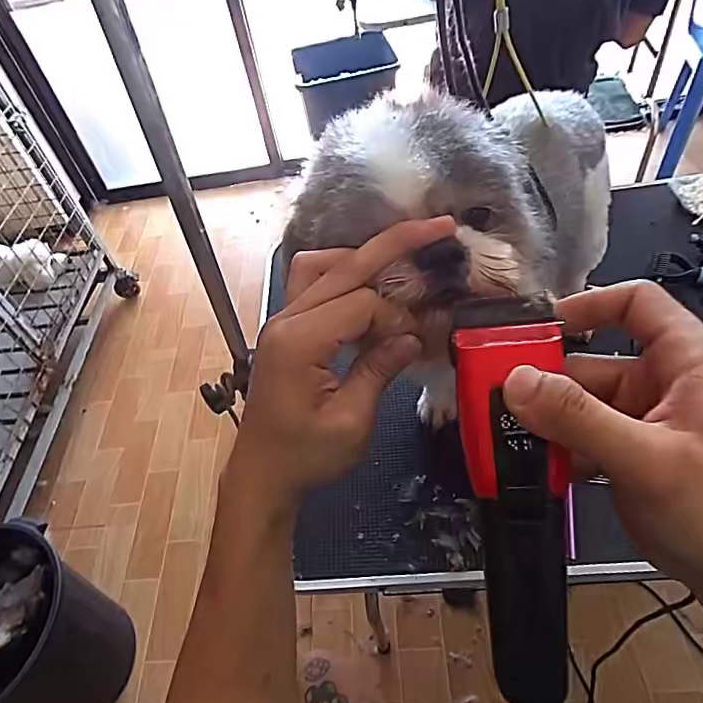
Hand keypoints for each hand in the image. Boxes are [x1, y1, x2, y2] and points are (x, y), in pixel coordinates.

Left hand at [233, 217, 455, 501]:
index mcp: (300, 341)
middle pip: (344, 265)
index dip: (396, 317)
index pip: (361, 302)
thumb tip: (411, 336)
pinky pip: (314, 285)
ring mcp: (282, 321)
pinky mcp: (286, 330)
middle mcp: (286, 320)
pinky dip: (346, 276)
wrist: (262, 475)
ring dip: (365, 256)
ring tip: (404, 259)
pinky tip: (372, 288)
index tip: (412, 345)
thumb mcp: (351, 421)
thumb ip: (379, 370)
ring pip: (323, 264)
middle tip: (440, 227)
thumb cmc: (305, 456)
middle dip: (395, 243)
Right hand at [501, 281, 702, 594]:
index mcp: (689, 362)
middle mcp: (669, 385)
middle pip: (599, 362)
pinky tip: (541, 469)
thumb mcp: (646, 460)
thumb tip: (516, 381)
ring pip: (590, 406)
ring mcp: (653, 425)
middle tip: (498, 401)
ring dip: (554, 423)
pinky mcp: (640, 459)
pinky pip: (594, 440)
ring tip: (509, 440)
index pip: (638, 304)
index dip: (588, 304)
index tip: (536, 329)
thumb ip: (578, 418)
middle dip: (551, 382)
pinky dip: (568, 451)